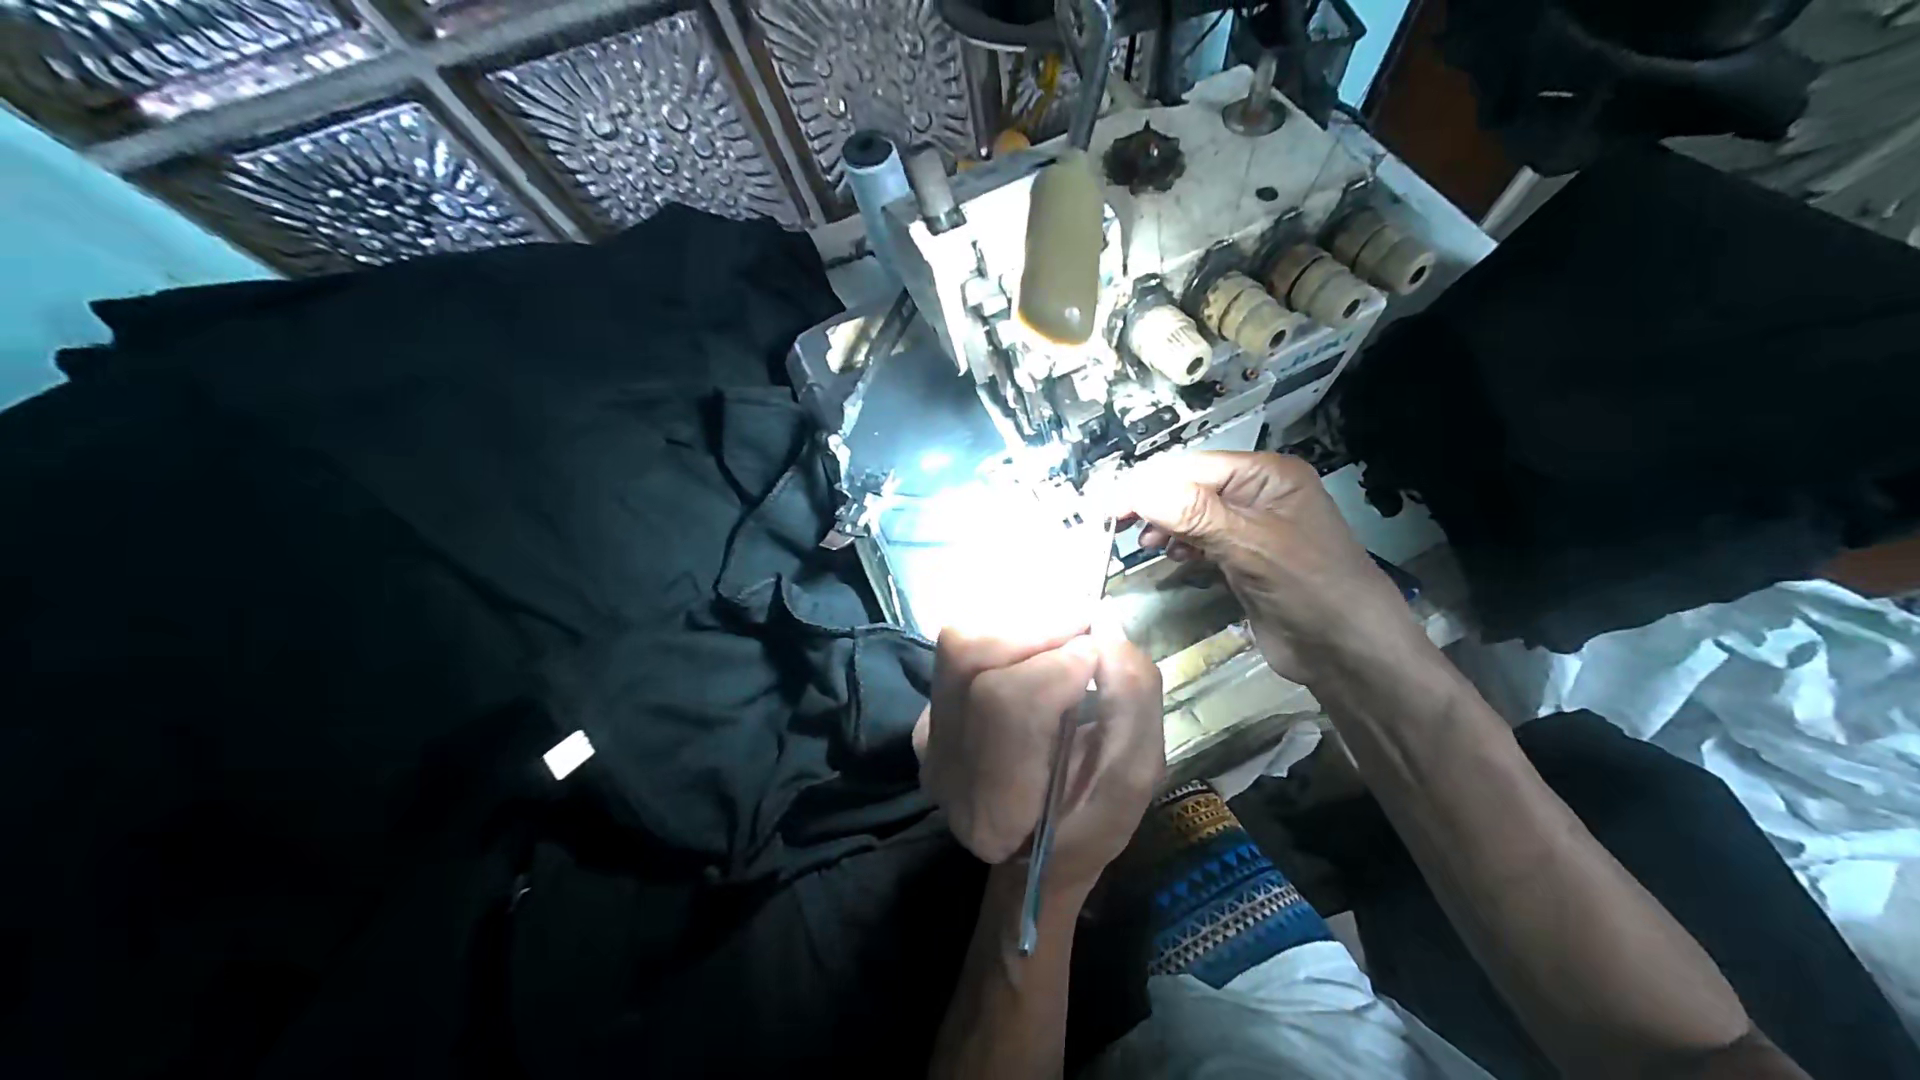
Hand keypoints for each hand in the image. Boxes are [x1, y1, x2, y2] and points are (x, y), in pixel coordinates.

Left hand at [917, 620, 1163, 895]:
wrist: (1032, 848)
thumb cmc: (1088, 824)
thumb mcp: (1132, 778)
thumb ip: (1129, 705)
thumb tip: (1106, 633)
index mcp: (993, 810)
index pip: (1007, 702)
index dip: (1058, 663)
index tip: (1100, 652)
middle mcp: (943, 767)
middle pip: (971, 656)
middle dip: (1037, 627)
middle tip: (1086, 625)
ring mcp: (928, 735)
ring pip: (961, 641)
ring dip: (1021, 623)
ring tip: (1064, 633)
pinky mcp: (928, 710)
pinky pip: (961, 649)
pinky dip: (1005, 633)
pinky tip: (1038, 649)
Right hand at [1120, 451, 1418, 684]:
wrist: (1348, 653)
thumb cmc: (1310, 588)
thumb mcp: (1251, 545)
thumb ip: (1194, 513)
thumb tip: (1136, 489)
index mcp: (1267, 476)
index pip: (1194, 468)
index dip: (1150, 485)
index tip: (1112, 508)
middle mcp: (1256, 494)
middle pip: (1189, 488)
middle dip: (1154, 504)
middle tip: (1119, 527)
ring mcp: (1248, 528)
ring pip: (1190, 514)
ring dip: (1164, 525)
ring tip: (1147, 545)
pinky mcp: (1240, 558)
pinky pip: (1199, 540)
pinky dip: (1180, 545)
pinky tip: (1172, 555)